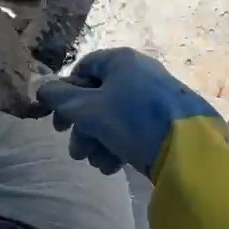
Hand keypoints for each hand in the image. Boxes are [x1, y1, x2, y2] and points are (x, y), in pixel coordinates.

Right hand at [36, 48, 217, 176]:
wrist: (188, 148)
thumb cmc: (131, 119)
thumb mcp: (87, 109)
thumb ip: (59, 98)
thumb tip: (40, 87)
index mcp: (121, 61)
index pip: (84, 69)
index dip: (66, 94)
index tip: (58, 121)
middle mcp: (140, 72)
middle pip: (99, 96)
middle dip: (82, 127)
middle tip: (76, 152)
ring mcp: (158, 96)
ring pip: (116, 115)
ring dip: (99, 139)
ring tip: (96, 163)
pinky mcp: (170, 120)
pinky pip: (137, 126)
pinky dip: (121, 143)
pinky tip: (114, 167)